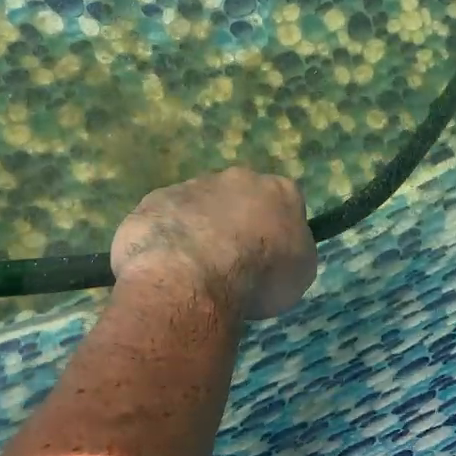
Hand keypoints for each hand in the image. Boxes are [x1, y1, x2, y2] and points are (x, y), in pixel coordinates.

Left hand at [108, 168, 317, 320]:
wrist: (193, 278)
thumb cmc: (259, 277)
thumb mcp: (300, 271)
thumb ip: (293, 249)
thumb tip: (281, 247)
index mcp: (279, 190)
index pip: (284, 202)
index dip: (276, 229)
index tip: (269, 255)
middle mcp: (238, 177)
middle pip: (240, 197)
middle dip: (235, 222)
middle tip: (230, 261)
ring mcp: (193, 185)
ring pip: (200, 206)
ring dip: (199, 229)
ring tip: (193, 269)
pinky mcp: (155, 200)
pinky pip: (165, 219)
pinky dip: (167, 239)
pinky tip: (166, 267)